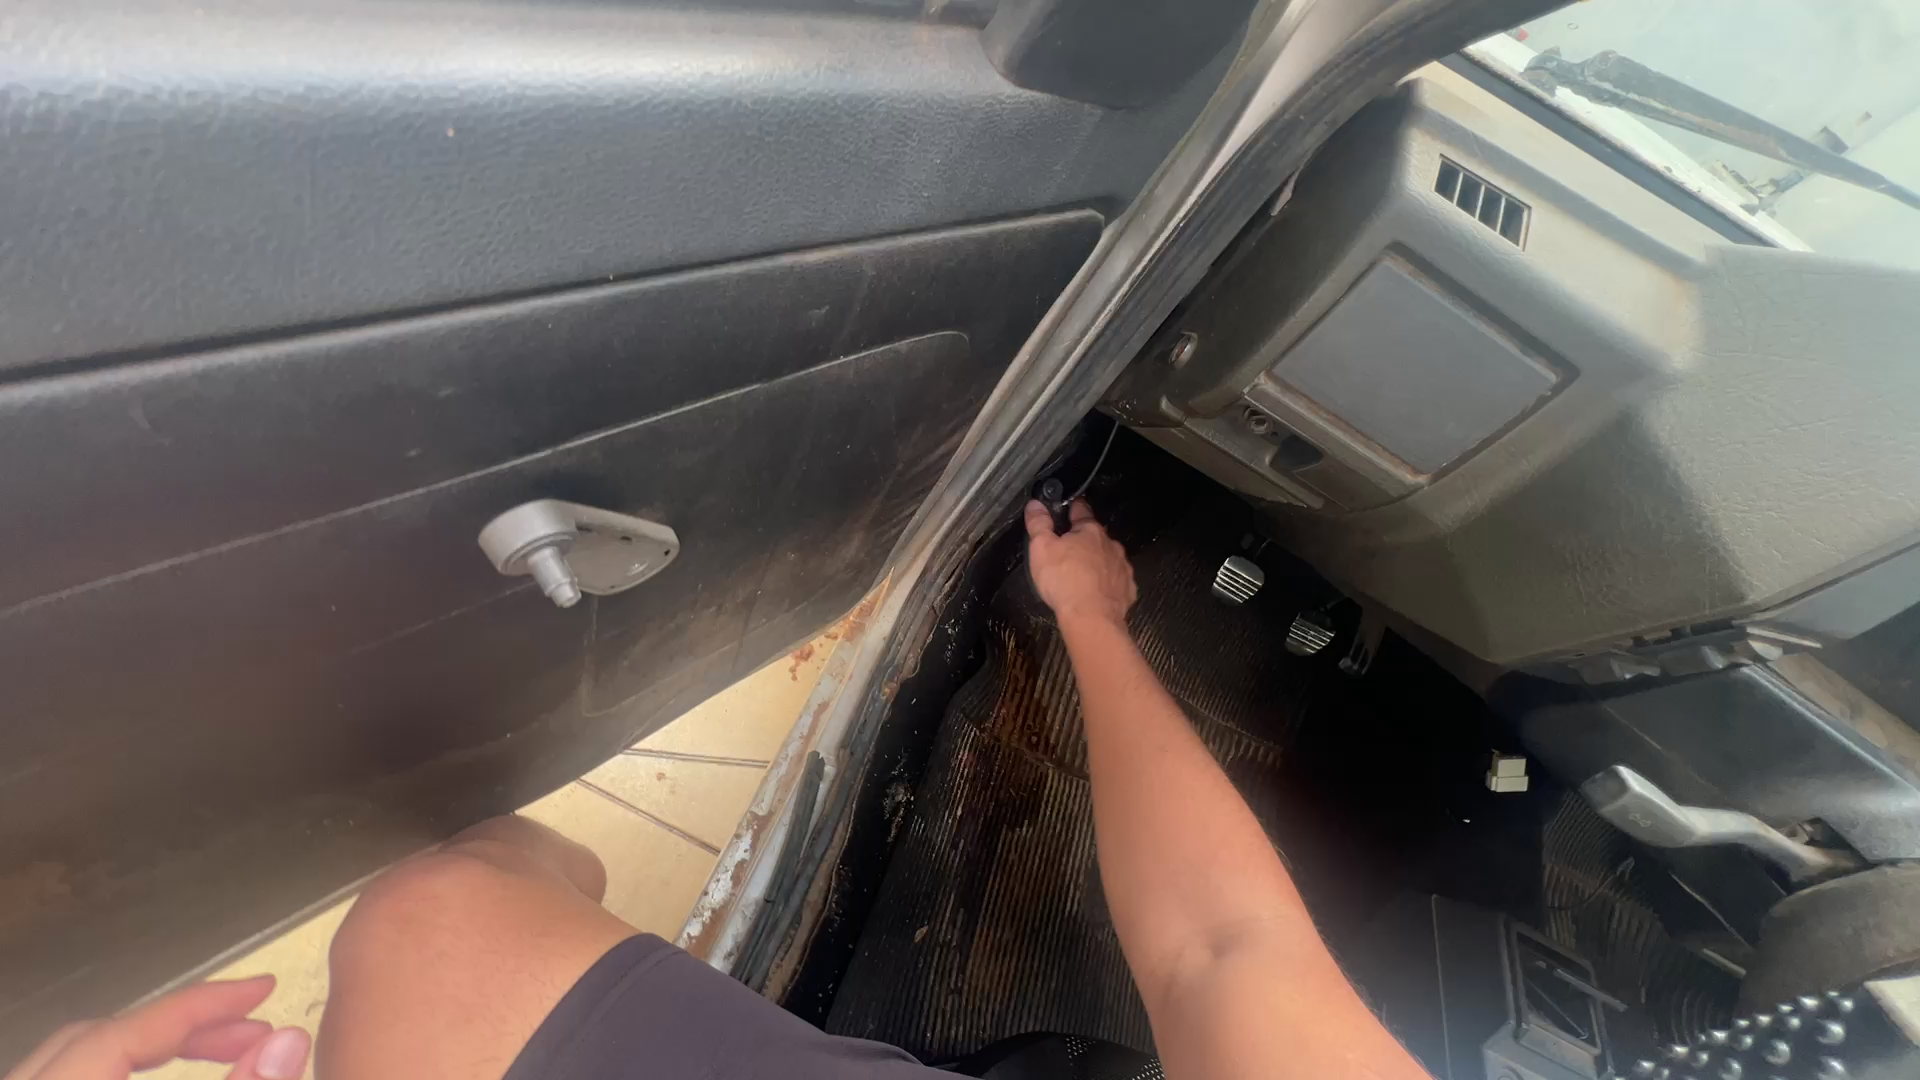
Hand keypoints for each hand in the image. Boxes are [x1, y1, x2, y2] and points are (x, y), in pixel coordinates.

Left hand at [5, 976, 310, 1079]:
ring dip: (163, 1045)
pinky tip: (176, 1075)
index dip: (199, 1004)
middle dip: (186, 1024)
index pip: (119, 1035)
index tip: (267, 987)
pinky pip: (71, 1077)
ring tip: (233, 1049)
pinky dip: (129, 1068)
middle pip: (92, 1039)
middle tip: (256, 1027)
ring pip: (77, 1059)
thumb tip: (290, 1039)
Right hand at [1024, 498, 1136, 629]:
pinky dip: (1107, 584)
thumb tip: (1035, 504)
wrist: (1091, 618)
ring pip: (1108, 558)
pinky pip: (1116, 581)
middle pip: (1096, 537)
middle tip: (1070, 549)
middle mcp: (1110, 545)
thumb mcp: (1041, 548)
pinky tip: (1096, 592)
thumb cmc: (1064, 580)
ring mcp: (1122, 568)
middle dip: (1085, 540)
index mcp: (1090, 531)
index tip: (1070, 507)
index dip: (1073, 508)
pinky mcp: (1127, 589)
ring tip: (1082, 574)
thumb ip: (1038, 524)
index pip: (1082, 511)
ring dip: (1097, 562)